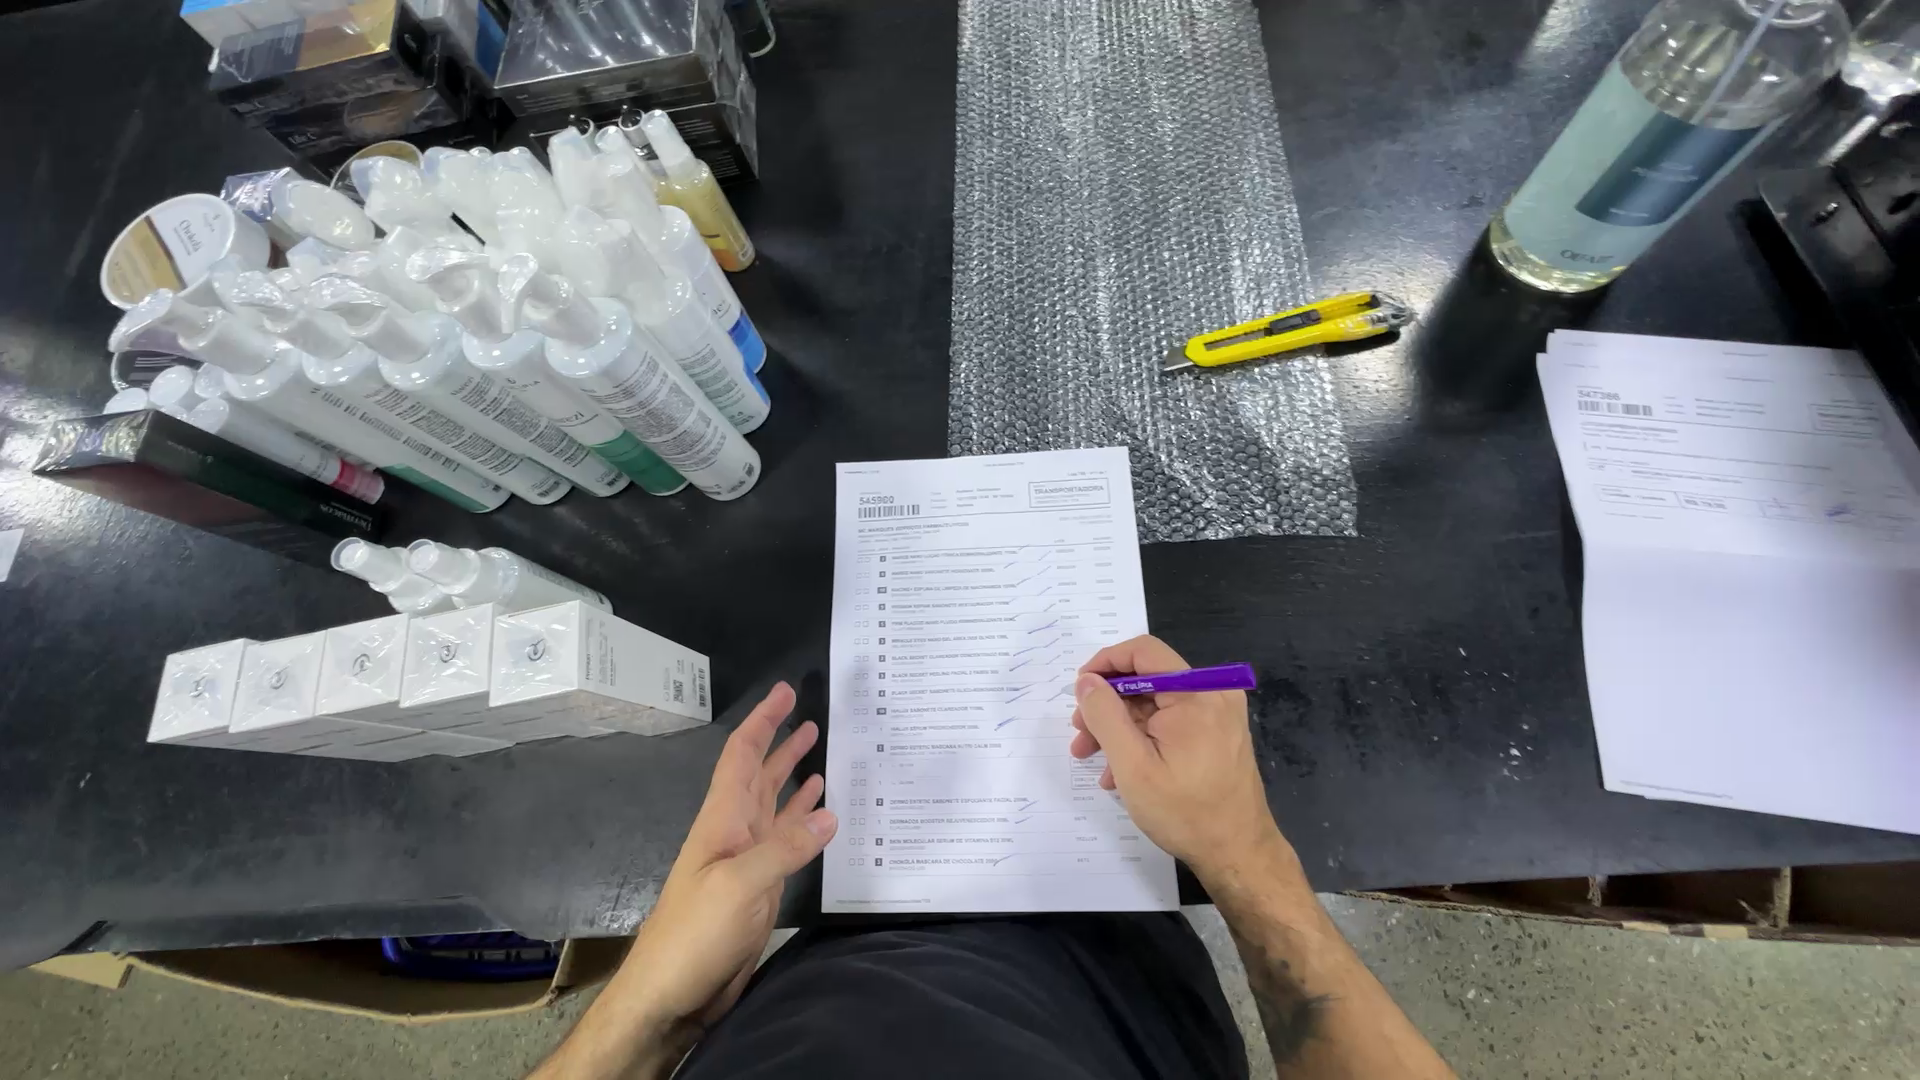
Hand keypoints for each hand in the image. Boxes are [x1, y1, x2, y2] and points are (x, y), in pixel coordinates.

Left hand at [618, 682, 836, 1034]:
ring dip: (792, 772)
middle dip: (780, 739)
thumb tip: (830, 814)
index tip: (785, 691)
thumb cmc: (694, 933)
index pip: (742, 754)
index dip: (763, 720)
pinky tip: (821, 810)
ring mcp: (746, 857)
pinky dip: (803, 816)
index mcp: (723, 818)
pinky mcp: (759, 884)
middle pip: (759, 771)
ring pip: (773, 800)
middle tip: (808, 712)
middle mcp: (734, 829)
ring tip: (817, 746)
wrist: (671, 995)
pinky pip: (785, 837)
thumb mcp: (740, 885)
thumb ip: (785, 847)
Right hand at [1070, 635, 1291, 884]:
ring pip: (1155, 703)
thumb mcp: (1132, 764)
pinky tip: (1121, 770)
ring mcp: (1217, 714)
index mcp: (1196, 693)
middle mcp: (1212, 693)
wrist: (1238, 856)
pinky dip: (1142, 738)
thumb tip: (1086, 680)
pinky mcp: (1217, 733)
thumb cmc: (1185, 811)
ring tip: (1092, 755)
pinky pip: (1170, 722)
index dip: (1105, 663)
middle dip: (1108, 703)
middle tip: (1080, 733)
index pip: (1143, 651)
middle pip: (1147, 678)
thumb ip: (1104, 715)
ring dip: (1120, 725)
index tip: (1080, 690)